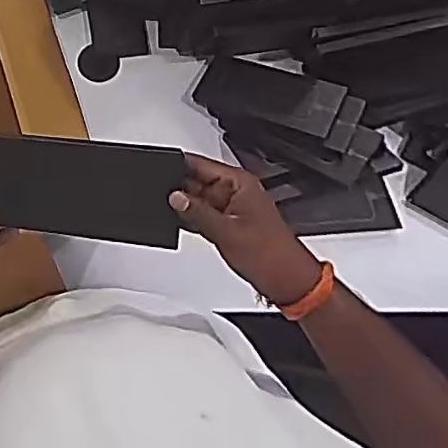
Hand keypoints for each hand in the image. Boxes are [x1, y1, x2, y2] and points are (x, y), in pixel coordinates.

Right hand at [168, 153, 324, 305]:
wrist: (289, 283)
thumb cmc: (272, 255)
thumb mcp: (227, 231)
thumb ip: (196, 211)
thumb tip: (175, 197)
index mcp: (239, 183)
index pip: (199, 163)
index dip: (178, 166)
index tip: (158, 170)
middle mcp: (234, 191)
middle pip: (194, 181)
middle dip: (180, 190)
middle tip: (166, 199)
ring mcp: (229, 207)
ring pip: (195, 199)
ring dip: (186, 208)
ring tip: (182, 217)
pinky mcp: (226, 223)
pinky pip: (200, 214)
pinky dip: (192, 220)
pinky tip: (188, 226)